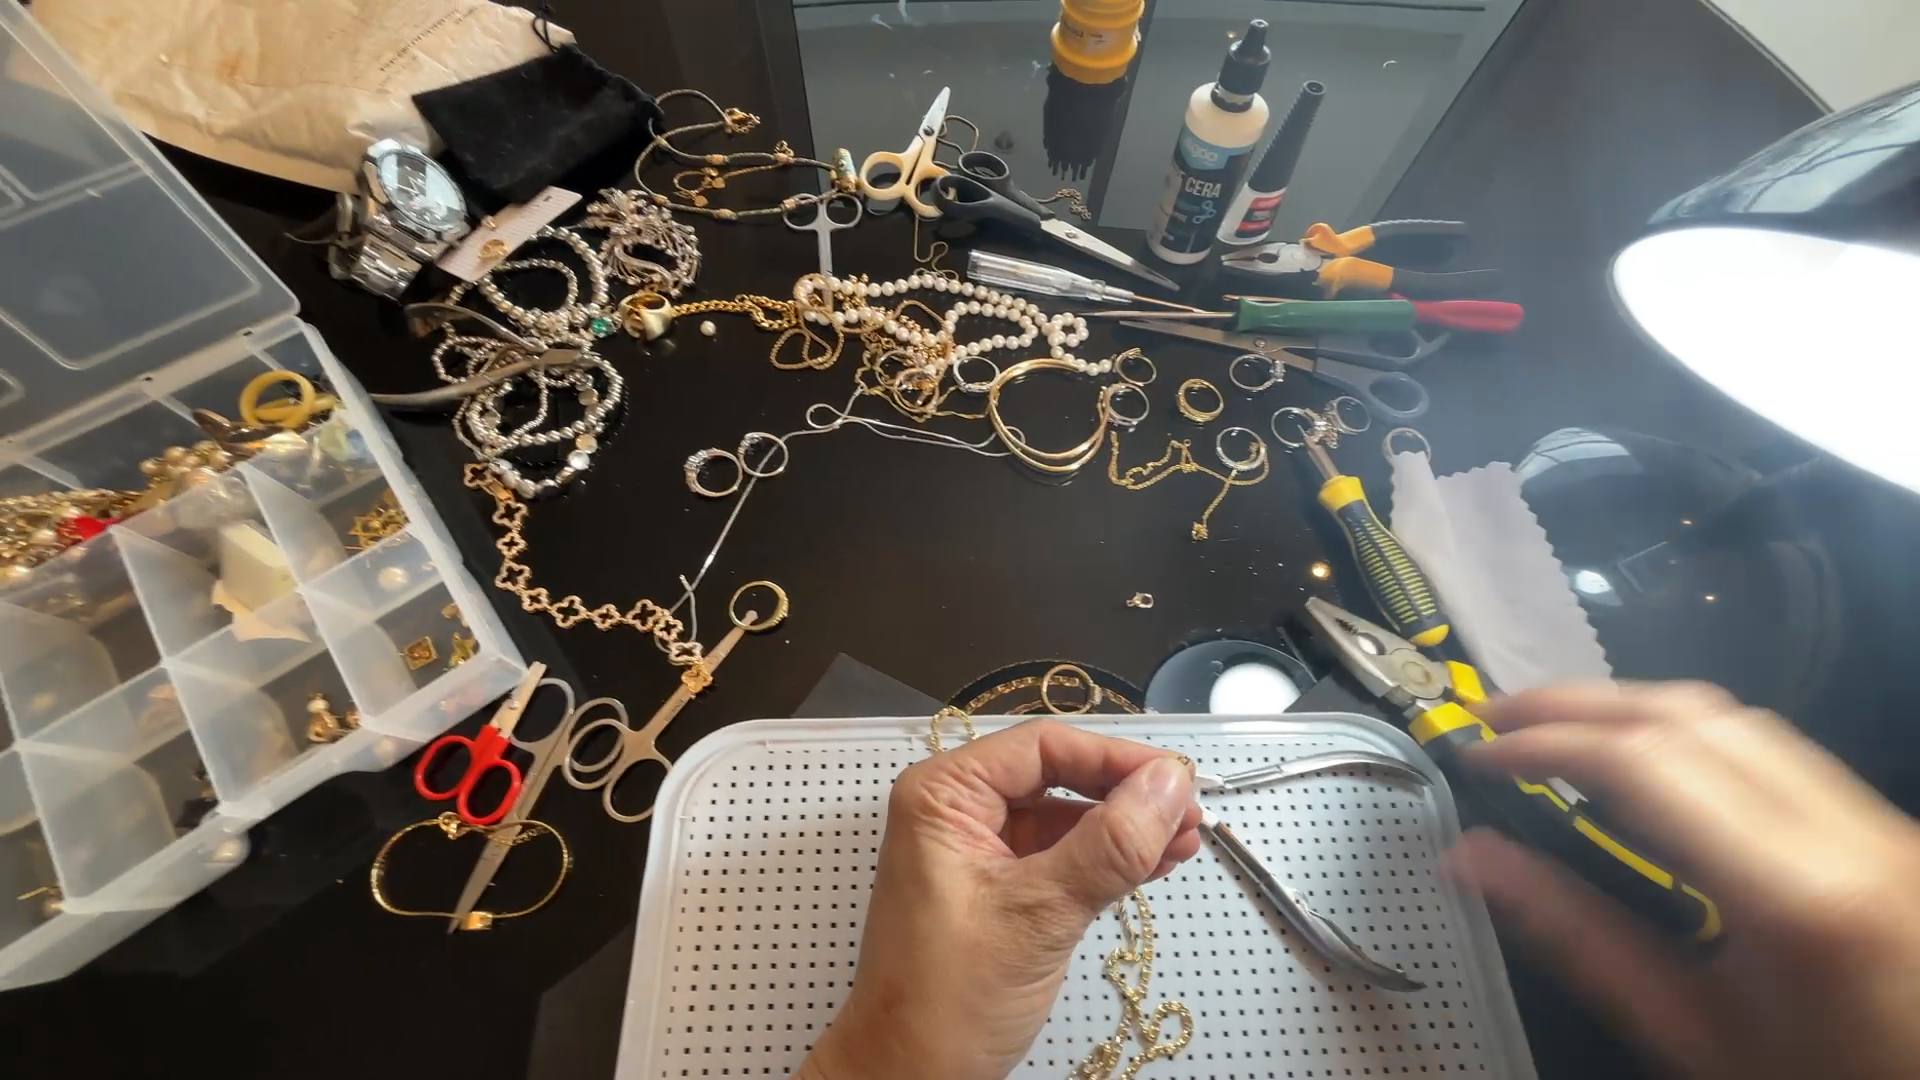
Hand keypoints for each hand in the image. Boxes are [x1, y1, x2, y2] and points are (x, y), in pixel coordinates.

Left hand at [793, 720, 1201, 1079]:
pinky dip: (1108, 857)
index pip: (1041, 748)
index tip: (1175, 777)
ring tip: (1186, 837)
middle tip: (1189, 811)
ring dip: (1125, 826)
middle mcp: (958, 806)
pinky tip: (1155, 859)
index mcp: (944, 793)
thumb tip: (1170, 783)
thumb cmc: (949, 998)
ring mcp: (979, 845)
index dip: (1113, 757)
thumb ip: (1108, 845)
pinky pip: (1062, 852)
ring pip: (1065, 815)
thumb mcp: (1037, 913)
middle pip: (1056, 775)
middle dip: (1124, 793)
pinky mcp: (1001, 883)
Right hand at [1448, 681, 1919, 1079]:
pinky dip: (1669, 729)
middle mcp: (1853, 837)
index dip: (1541, 742)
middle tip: (1493, 717)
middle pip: (1684, 715)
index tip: (1476, 755)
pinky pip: (1759, 745)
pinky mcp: (1883, 830)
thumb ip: (1570, 929)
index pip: (1641, 762)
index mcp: (1800, 893)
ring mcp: (1880, 826)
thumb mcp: (1686, 1026)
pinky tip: (1628, 757)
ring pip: (1727, 717)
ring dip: (1618, 706)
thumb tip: (1465, 855)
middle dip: (1570, 704)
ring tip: (1547, 726)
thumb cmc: (1819, 1077)